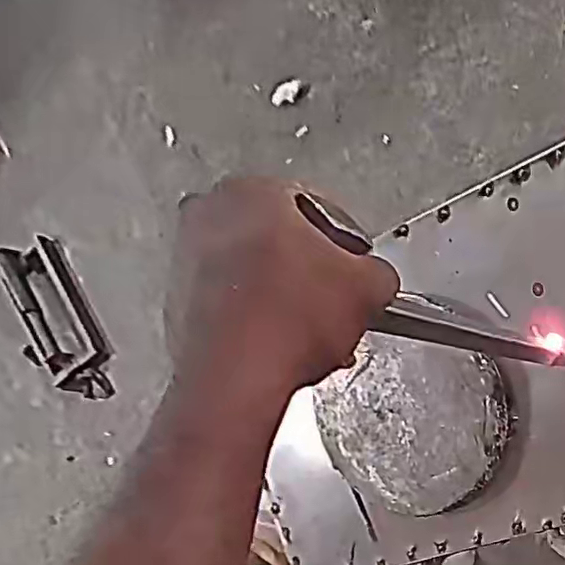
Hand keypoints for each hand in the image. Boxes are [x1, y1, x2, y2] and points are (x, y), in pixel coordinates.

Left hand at [167, 177, 399, 398]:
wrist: (243, 370)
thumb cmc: (291, 318)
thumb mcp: (371, 287)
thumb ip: (380, 271)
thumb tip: (376, 276)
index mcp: (255, 193)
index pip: (318, 207)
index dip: (349, 242)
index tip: (360, 263)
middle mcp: (211, 213)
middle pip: (284, 238)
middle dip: (317, 269)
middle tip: (341, 295)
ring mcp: (189, 256)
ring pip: (261, 270)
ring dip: (293, 295)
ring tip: (321, 327)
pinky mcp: (184, 298)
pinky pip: (240, 299)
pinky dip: (267, 316)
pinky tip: (292, 341)